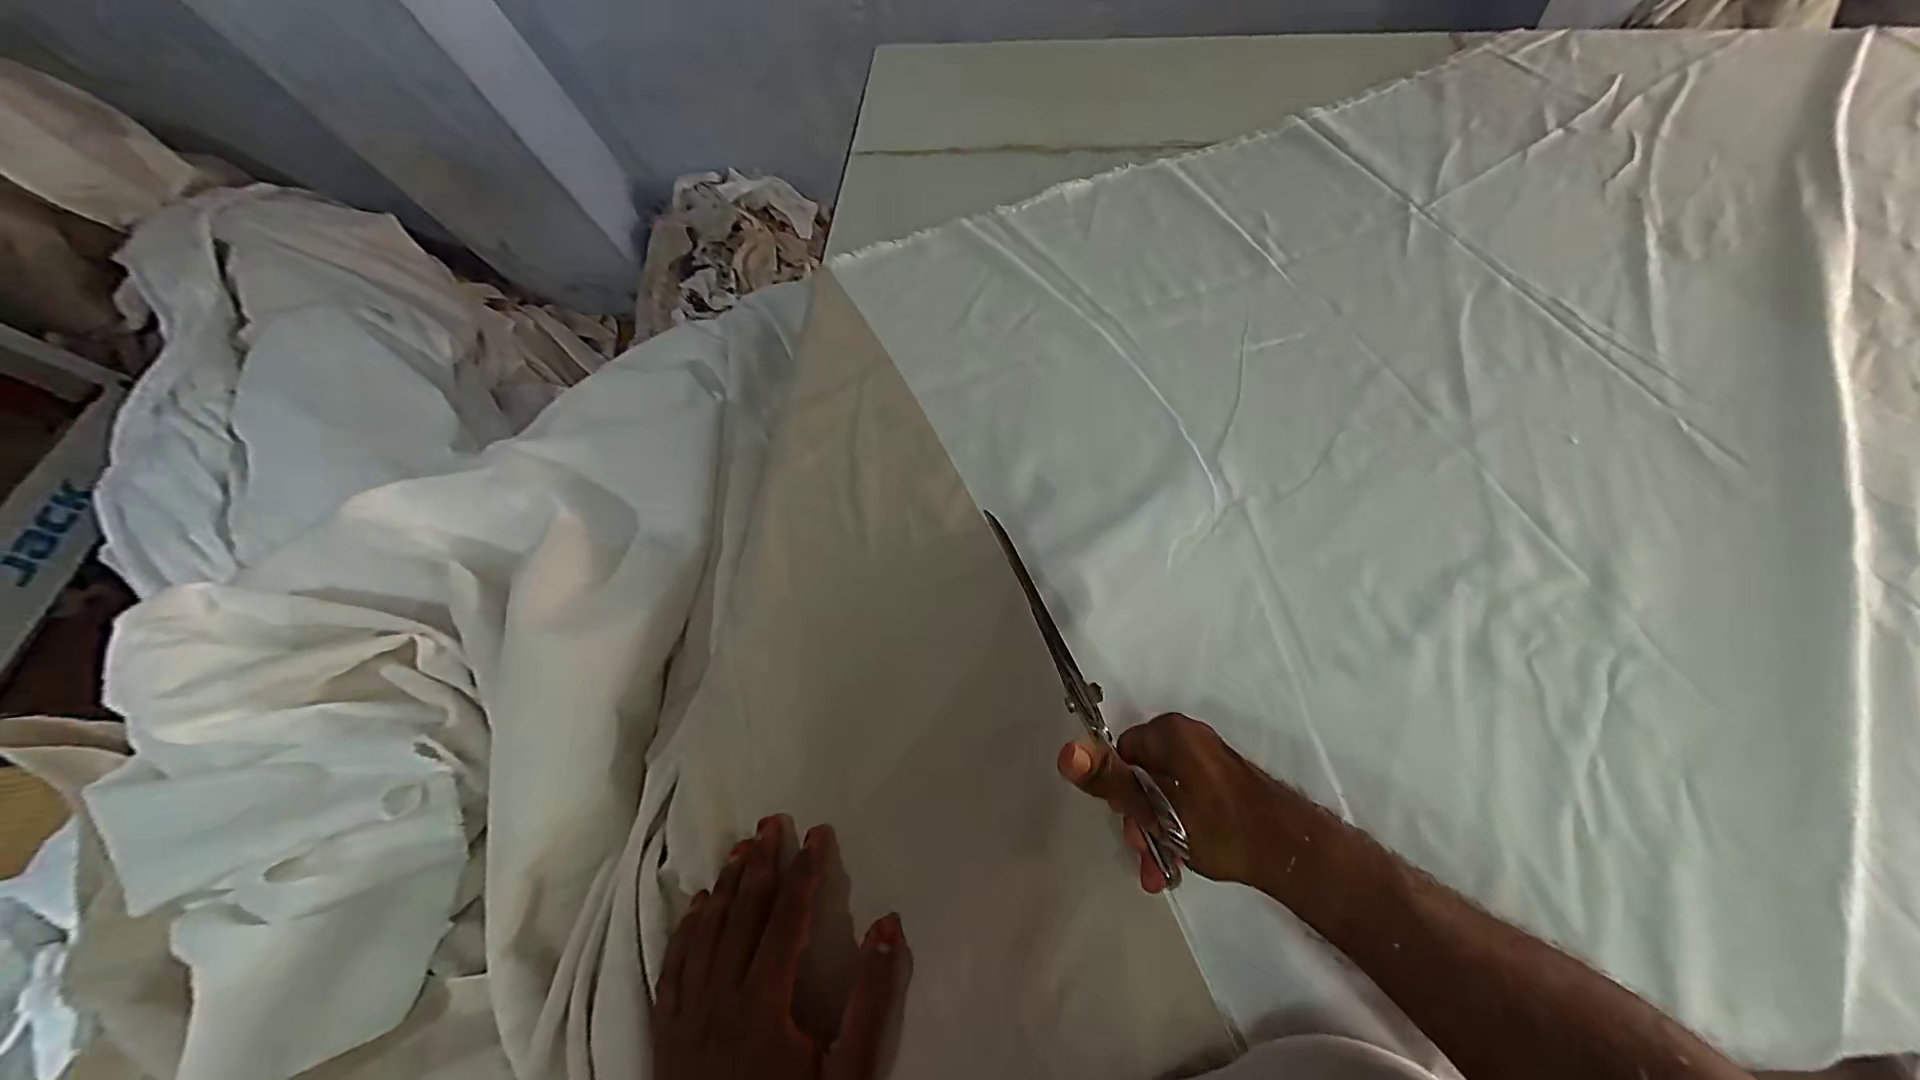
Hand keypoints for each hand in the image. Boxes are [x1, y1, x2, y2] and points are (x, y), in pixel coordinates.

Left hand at [654, 817, 908, 1079]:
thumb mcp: (847, 1072)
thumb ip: (871, 999)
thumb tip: (890, 925)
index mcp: (765, 1002)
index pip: (788, 916)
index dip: (806, 869)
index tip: (818, 831)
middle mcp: (720, 996)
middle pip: (744, 912)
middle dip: (762, 862)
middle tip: (772, 820)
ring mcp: (687, 1013)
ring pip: (707, 929)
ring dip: (727, 883)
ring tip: (742, 846)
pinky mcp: (666, 1031)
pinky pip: (674, 963)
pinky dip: (688, 926)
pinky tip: (699, 903)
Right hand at [1057, 712, 1280, 891]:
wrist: (1293, 853)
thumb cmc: (1221, 827)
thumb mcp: (1154, 809)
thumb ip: (1109, 781)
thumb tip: (1067, 752)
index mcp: (1170, 733)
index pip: (1121, 754)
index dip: (1119, 792)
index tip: (1130, 824)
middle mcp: (1188, 737)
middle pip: (1141, 775)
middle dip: (1139, 818)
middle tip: (1146, 852)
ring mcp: (1208, 759)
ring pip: (1163, 792)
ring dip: (1157, 829)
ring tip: (1162, 867)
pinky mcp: (1223, 780)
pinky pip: (1186, 797)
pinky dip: (1179, 825)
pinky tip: (1181, 858)